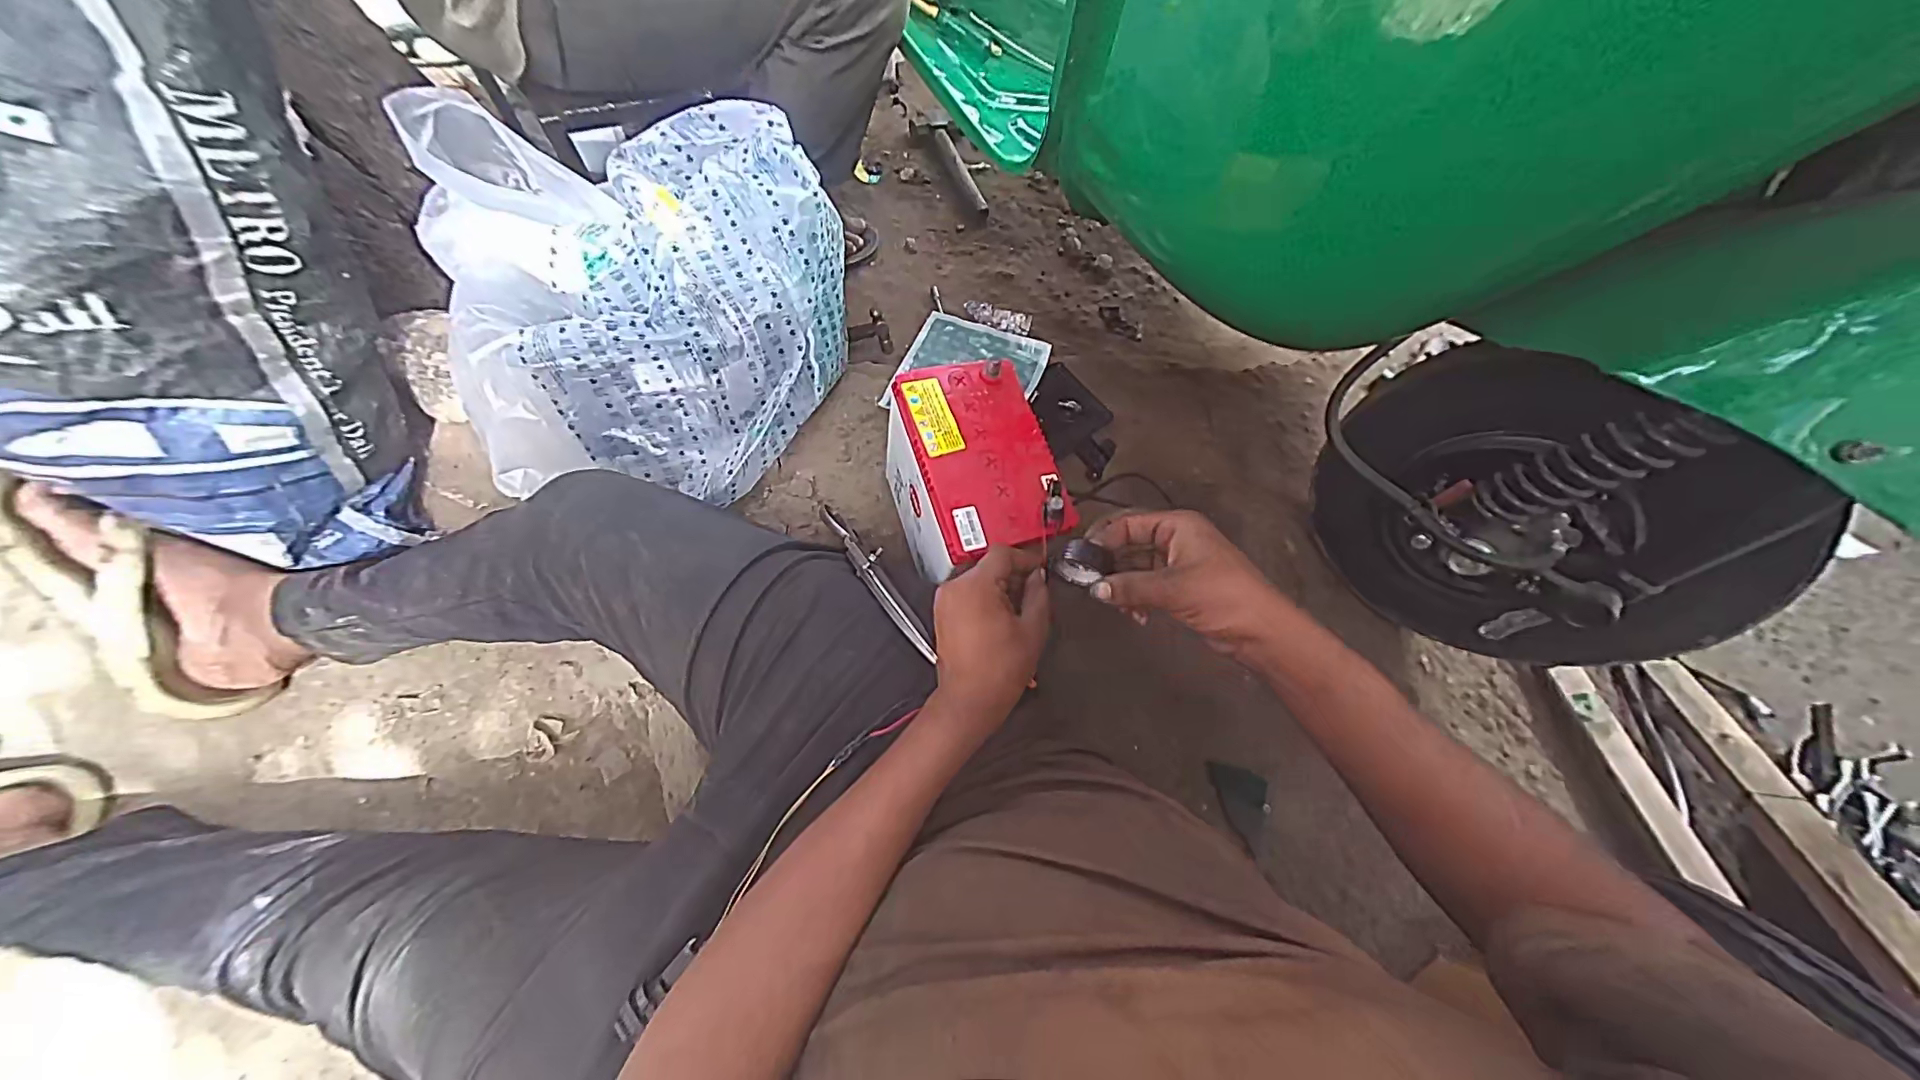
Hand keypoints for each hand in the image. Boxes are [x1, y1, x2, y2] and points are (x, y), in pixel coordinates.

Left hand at [931, 546, 1050, 720]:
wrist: (970, 699)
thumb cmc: (997, 672)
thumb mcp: (1033, 628)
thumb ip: (1039, 594)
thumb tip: (1038, 578)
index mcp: (975, 586)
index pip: (1002, 553)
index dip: (1025, 557)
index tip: (1038, 567)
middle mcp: (954, 588)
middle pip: (989, 565)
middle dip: (1013, 576)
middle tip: (1033, 592)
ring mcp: (945, 601)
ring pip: (978, 580)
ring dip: (999, 588)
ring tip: (1017, 612)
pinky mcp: (942, 614)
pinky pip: (967, 594)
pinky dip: (985, 599)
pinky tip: (1001, 620)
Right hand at [1086, 510, 1296, 656]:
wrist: (1260, 630)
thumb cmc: (1223, 596)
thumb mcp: (1172, 588)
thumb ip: (1129, 586)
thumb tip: (1096, 588)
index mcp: (1178, 526)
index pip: (1129, 522)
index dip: (1104, 537)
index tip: (1084, 556)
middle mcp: (1177, 540)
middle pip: (1131, 544)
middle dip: (1111, 563)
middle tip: (1089, 580)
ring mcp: (1179, 565)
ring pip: (1137, 568)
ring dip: (1123, 585)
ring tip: (1112, 601)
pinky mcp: (1181, 588)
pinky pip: (1147, 586)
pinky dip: (1136, 598)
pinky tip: (1134, 614)